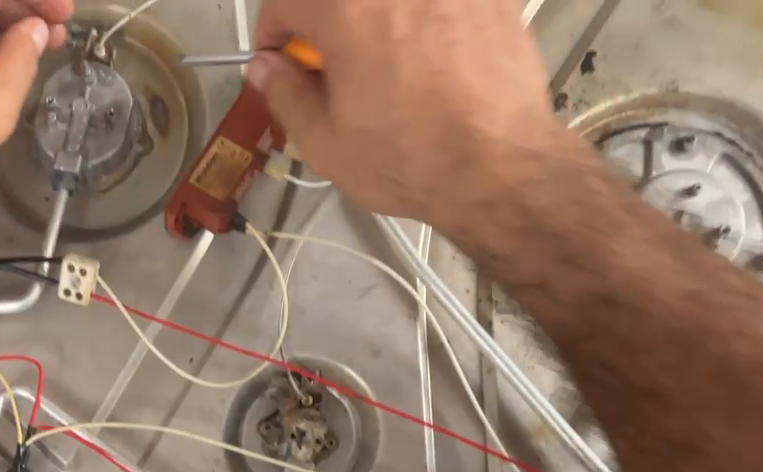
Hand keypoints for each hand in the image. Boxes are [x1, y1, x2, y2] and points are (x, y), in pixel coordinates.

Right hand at [249, 0, 569, 238]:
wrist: (495, 165)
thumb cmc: (405, 160)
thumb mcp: (325, 143)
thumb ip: (286, 94)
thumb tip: (267, 68)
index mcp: (347, 8)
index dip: (272, 31)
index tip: (277, 60)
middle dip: (323, 22)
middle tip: (328, 63)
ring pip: (389, 5)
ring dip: (372, 22)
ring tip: (381, 62)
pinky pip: (434, 4)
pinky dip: (421, 21)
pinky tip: (428, 59)